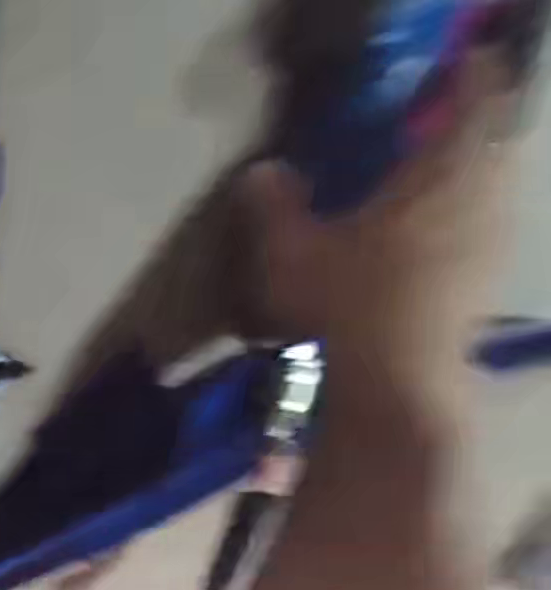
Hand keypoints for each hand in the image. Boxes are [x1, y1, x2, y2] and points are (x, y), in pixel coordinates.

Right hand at [245, 50, 519, 367]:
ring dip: (465, 171)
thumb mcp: (290, 252)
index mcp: (443, 171)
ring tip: (423, 183)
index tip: (461, 58)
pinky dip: (462, 209)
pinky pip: (485, 215)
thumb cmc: (344, 296)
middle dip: (468, 124)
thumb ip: (276, 208)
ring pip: (492, 178)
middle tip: (431, 126)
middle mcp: (487, 187)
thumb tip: (261, 170)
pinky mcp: (490, 263)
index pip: (474, 99)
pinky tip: (427, 234)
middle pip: (494, 136)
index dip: (469, 73)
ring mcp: (497, 227)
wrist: (398, 363)